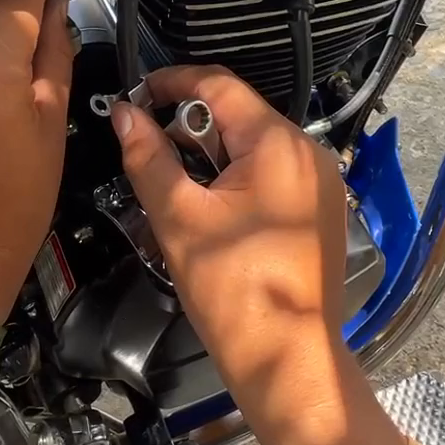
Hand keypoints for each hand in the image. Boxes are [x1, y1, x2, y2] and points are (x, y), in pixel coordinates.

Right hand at [110, 66, 406, 444]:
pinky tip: (210, 207)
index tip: (138, 95)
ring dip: (209, 153)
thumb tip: (124, 114)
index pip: (219, 84)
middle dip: (188, 124)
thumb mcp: (178, 216)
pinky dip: (234, 175)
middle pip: (237, 113)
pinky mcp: (319, 209)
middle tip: (149, 148)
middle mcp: (307, 152)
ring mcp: (319, 182)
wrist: (288, 362)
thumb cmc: (233, 290)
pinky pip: (270, 172)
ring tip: (175, 184)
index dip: (172, 82)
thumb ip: (148, 157)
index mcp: (278, 143)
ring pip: (252, 144)